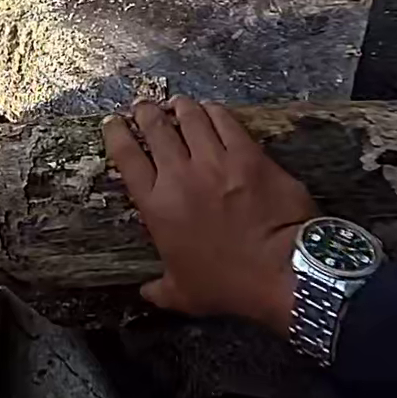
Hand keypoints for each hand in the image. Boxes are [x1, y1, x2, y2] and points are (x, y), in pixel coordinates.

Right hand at [102, 97, 317, 335]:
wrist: (283, 272)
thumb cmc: (229, 284)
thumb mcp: (184, 294)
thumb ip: (159, 289)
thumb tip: (145, 293)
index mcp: (156, 205)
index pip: (126, 156)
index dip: (115, 132)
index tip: (113, 122)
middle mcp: (179, 174)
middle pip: (155, 127)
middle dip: (145, 111)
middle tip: (143, 106)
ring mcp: (214, 160)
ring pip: (189, 117)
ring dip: (179, 106)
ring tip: (177, 103)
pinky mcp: (247, 153)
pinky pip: (224, 121)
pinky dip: (214, 112)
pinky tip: (211, 110)